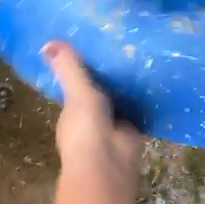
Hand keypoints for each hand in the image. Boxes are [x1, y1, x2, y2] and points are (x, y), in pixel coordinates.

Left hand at [42, 42, 143, 183]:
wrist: (108, 160)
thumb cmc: (85, 126)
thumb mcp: (76, 91)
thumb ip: (68, 68)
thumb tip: (47, 43)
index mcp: (72, 110)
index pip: (78, 85)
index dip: (85, 69)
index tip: (97, 47)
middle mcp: (92, 117)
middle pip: (101, 91)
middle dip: (111, 76)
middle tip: (126, 46)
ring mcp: (113, 124)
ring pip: (122, 100)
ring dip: (130, 86)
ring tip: (145, 56)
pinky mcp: (133, 129)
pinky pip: (139, 109)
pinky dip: (146, 98)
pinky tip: (157, 79)